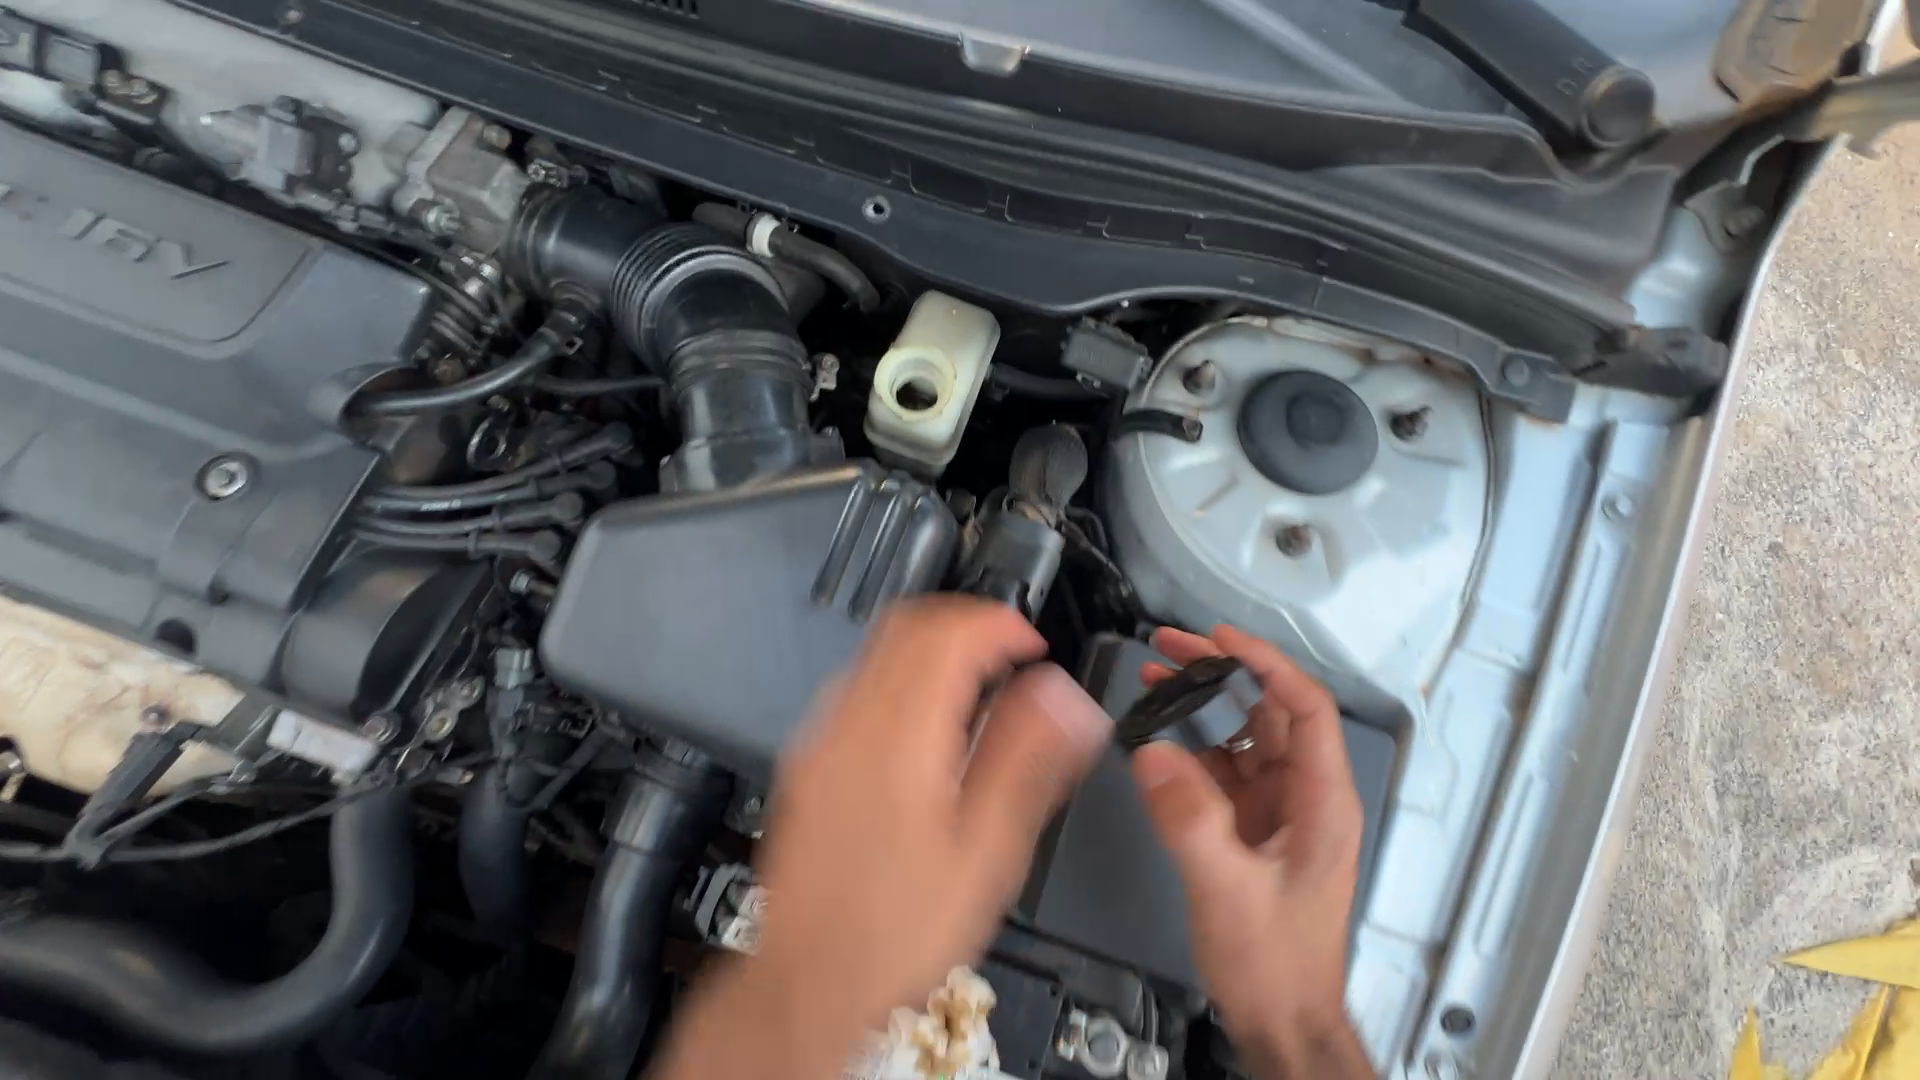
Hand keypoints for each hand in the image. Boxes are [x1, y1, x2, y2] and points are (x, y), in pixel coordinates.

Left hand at [651, 598, 1111, 1079]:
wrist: (807, 981)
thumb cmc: (895, 930)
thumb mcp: (987, 852)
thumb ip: (1028, 761)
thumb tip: (1063, 696)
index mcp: (898, 738)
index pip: (947, 634)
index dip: (999, 624)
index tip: (1033, 645)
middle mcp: (849, 724)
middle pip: (907, 625)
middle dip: (967, 623)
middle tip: (1012, 652)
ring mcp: (822, 738)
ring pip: (880, 649)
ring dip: (936, 647)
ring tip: (981, 683)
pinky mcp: (810, 758)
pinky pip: (859, 685)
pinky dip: (905, 676)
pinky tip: (932, 722)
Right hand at [1132, 625, 1372, 1078]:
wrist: (1280, 1022)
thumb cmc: (1273, 961)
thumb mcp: (1228, 891)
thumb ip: (1190, 821)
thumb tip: (1152, 752)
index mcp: (1321, 801)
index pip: (1304, 708)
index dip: (1266, 664)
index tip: (1218, 638)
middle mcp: (1302, 794)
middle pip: (1268, 711)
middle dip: (1221, 672)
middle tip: (1167, 647)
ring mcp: (1274, 809)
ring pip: (1241, 735)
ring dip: (1201, 704)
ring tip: (1155, 677)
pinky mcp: (1247, 826)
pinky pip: (1219, 769)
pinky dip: (1188, 746)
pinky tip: (1156, 737)